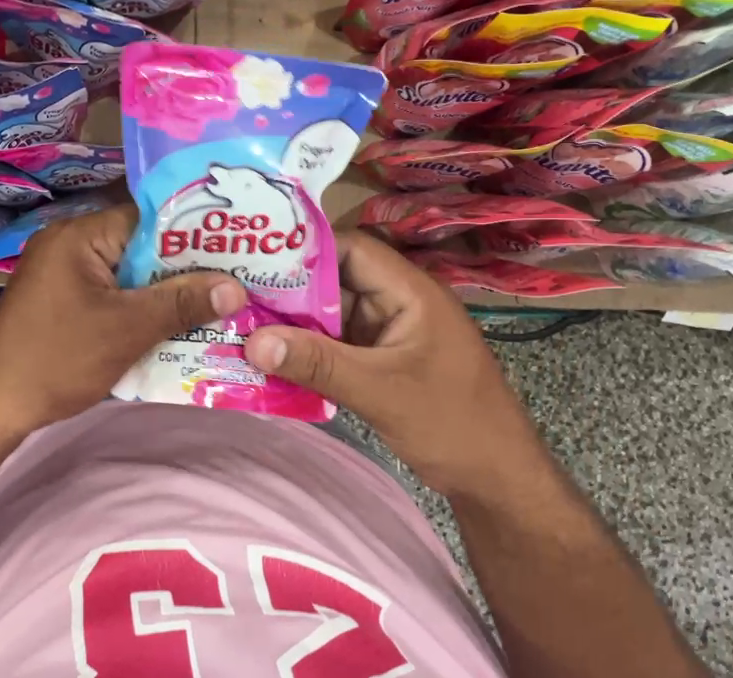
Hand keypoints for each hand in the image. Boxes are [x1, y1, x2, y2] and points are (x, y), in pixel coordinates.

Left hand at [0, 205, 248, 431]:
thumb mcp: (127, 329)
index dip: (192, 233)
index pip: (147, 218)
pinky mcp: (59, 298)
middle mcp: (67, 242)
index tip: (235, 247)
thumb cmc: (58, 358)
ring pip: (126, 271)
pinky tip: (173, 322)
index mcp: (78, 235)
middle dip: (183, 266)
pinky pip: (109, 290)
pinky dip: (137, 304)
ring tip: (215, 301)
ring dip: (162, 289)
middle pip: (138, 244)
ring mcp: (60, 271)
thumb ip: (181, 303)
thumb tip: (236, 286)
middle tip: (235, 277)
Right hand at [242, 230, 548, 496]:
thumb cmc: (455, 426)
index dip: (304, 248)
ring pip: (329, 312)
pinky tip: (267, 354)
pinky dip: (304, 347)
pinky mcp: (379, 360)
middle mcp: (397, 302)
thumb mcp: (381, 392)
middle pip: (333, 278)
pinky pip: (333, 342)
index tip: (254, 256)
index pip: (350, 248)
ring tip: (238, 319)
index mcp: (411, 292)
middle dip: (286, 286)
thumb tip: (252, 341)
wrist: (500, 484)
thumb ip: (317, 364)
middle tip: (233, 290)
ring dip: (291, 320)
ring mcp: (387, 332)